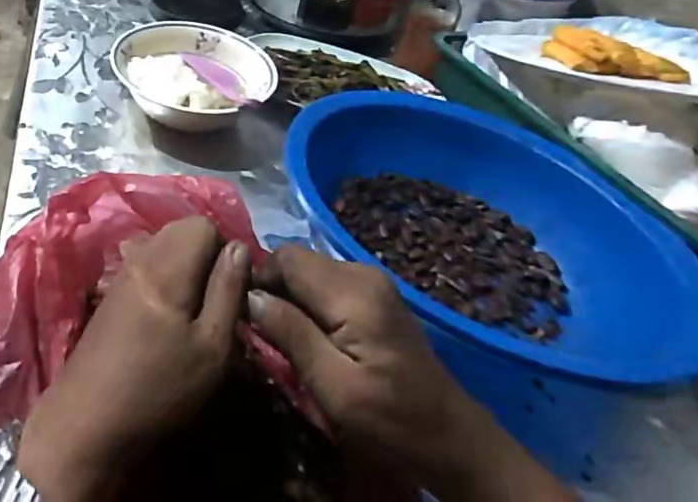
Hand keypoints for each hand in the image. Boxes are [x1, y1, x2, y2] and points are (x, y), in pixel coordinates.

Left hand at [16, 216, 248, 501]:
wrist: (86, 419)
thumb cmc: (158, 388)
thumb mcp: (211, 348)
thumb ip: (227, 290)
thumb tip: (239, 247)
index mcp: (166, 264)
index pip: (204, 223)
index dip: (225, 250)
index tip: (231, 289)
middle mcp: (141, 255)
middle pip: (182, 228)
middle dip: (206, 254)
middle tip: (214, 300)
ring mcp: (122, 270)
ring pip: (164, 243)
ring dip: (185, 264)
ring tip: (191, 310)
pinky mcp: (112, 288)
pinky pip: (147, 260)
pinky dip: (164, 274)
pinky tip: (164, 314)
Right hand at [248, 247, 571, 501]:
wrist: (453, 439)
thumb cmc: (391, 421)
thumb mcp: (334, 387)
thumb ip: (291, 334)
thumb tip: (249, 296)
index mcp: (352, 291)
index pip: (286, 257)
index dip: (259, 278)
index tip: (244, 312)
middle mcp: (361, 272)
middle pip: (298, 261)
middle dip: (274, 288)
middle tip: (262, 330)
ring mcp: (372, 281)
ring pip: (311, 270)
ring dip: (291, 296)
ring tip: (284, 335)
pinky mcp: (375, 294)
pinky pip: (327, 283)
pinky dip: (310, 302)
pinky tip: (311, 335)